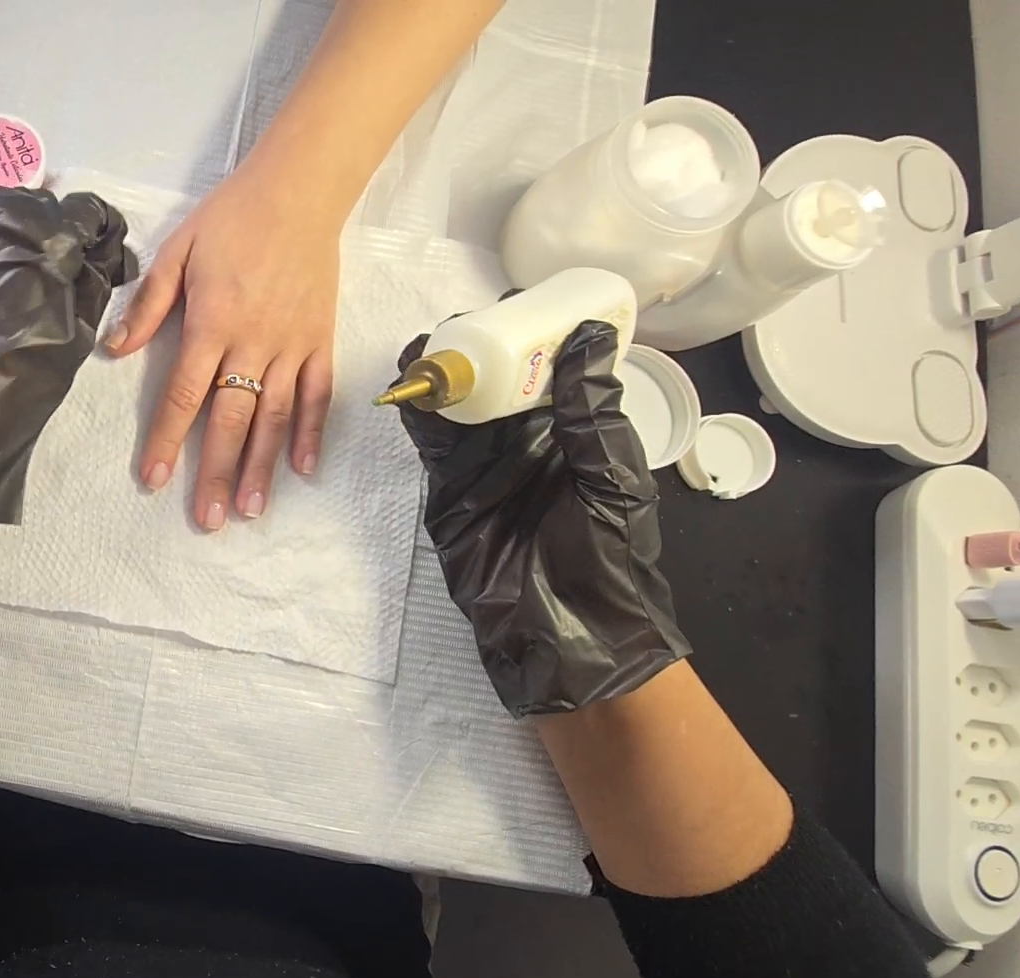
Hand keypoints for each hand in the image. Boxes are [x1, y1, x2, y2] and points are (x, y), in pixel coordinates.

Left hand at [106, 165, 339, 528]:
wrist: (300, 189)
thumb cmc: (231, 220)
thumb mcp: (177, 253)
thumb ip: (148, 306)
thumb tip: (113, 350)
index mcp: (211, 324)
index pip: (184, 395)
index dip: (167, 440)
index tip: (155, 479)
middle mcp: (253, 343)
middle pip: (231, 419)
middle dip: (217, 472)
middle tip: (209, 518)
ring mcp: (292, 345)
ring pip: (275, 416)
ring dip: (263, 466)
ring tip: (252, 509)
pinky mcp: (321, 341)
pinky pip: (318, 394)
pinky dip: (312, 431)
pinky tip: (304, 469)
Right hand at [397, 320, 690, 715]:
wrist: (559, 630)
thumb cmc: (603, 556)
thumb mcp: (610, 478)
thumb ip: (590, 412)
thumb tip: (586, 335)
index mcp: (573, 429)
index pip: (549, 366)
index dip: (531, 331)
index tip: (515, 305)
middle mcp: (525, 438)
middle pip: (494, 377)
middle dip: (473, 346)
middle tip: (457, 326)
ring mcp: (482, 462)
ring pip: (455, 404)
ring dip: (438, 374)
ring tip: (422, 348)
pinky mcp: (448, 487)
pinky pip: (430, 442)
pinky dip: (418, 413)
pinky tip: (408, 387)